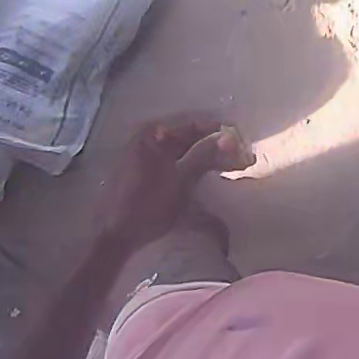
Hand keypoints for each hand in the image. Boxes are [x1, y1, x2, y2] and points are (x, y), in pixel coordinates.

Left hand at [98, 114, 253, 248]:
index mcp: (154, 133)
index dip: (222, 134)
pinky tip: (206, 176)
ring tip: (230, 169)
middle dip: (216, 146)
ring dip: (206, 157)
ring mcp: (144, 153)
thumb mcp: (180, 181)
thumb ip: (204, 156)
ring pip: (183, 149)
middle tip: (242, 161)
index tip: (244, 147)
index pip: (196, 124)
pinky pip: (174, 160)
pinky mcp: (143, 170)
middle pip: (189, 135)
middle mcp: (148, 137)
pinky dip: (191, 166)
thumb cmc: (147, 205)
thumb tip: (231, 137)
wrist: (114, 234)